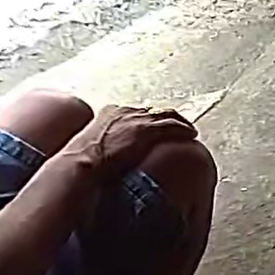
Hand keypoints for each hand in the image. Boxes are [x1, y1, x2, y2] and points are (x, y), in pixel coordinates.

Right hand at [60, 105, 196, 178]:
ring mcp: (136, 119)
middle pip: (155, 111)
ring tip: (190, 131)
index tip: (160, 124)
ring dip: (181, 123)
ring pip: (167, 116)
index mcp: (111, 112)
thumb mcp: (94, 146)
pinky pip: (172, 127)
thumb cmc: (84, 162)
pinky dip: (184, 130)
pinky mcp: (146, 130)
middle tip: (182, 126)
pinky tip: (192, 135)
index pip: (138, 110)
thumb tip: (114, 154)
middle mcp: (125, 111)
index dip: (152, 117)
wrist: (82, 164)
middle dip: (170, 118)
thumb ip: (108, 143)